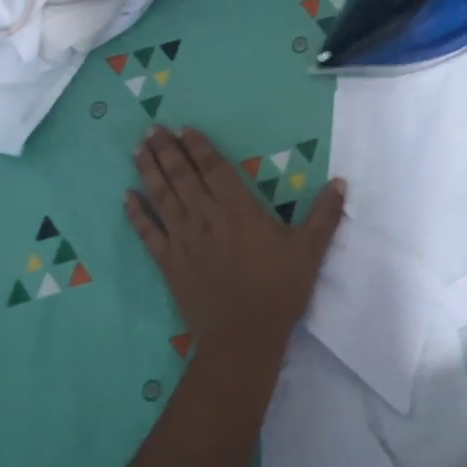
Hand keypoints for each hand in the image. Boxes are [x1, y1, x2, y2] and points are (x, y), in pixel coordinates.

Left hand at [125, 126, 344, 352]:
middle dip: (167, 150)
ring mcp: (184, 240)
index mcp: (239, 210)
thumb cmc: (278, 291)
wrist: (242, 338)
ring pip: (162, 197)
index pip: (214, 169)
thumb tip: (340, 181)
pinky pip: (148, 234)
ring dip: (149, 171)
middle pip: (183, 176)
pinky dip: (136, 214)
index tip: (184, 128)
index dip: (199, 147)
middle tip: (152, 127)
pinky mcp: (169, 263)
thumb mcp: (309, 250)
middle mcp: (206, 217)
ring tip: (138, 148)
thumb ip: (325, 214)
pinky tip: (126, 197)